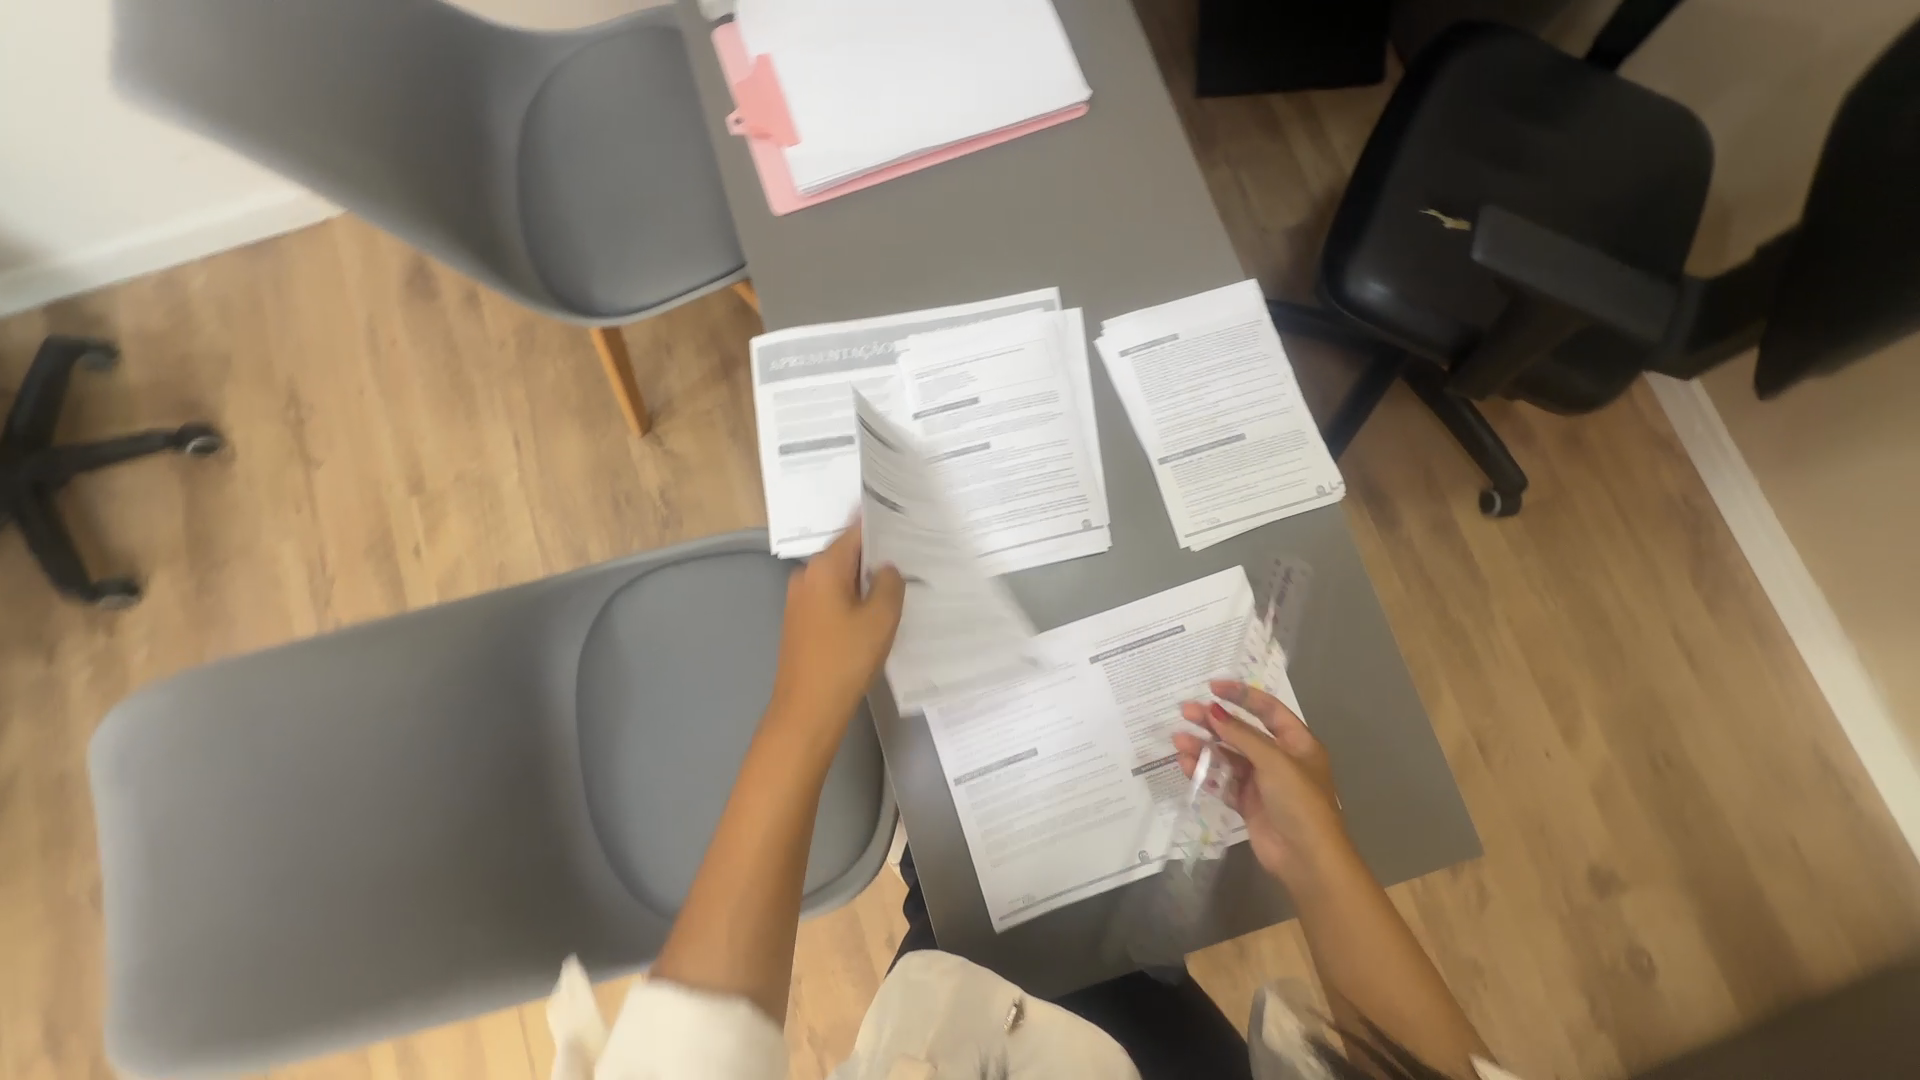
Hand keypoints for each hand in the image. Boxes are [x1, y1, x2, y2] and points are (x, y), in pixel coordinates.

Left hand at [765, 525, 905, 744]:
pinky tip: (874, 615)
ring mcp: (799, 600)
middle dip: (876, 558)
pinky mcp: (801, 622)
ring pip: (840, 580)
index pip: (856, 532)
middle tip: (912, 560)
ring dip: (865, 583)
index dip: (883, 528)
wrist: (807, 709)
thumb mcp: (881, 618)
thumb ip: (889, 583)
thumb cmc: (845, 659)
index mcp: (823, 567)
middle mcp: (806, 576)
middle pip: (847, 555)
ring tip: (899, 588)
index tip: (909, 526)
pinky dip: (852, 601)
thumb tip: (887, 568)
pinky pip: (832, 599)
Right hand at [1174, 680, 1351, 888]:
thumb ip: (1242, 735)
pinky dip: (1205, 772)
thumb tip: (1214, 711)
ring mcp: (1262, 782)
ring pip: (1228, 757)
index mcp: (1297, 743)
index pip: (1268, 709)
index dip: (1241, 695)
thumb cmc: (1299, 802)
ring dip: (1204, 747)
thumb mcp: (1274, 761)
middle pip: (1242, 732)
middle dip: (1214, 721)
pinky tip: (1186, 764)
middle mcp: (1279, 759)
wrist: (1307, 858)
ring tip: (1179, 740)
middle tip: (1185, 711)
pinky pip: (1222, 781)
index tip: (1212, 687)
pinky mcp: (1247, 802)